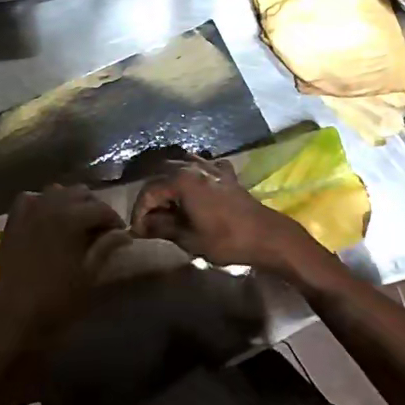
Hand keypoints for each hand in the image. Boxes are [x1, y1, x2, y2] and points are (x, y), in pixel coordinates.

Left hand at [0, 185, 124, 344]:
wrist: (12, 315)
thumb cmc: (55, 300)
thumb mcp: (88, 276)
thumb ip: (104, 249)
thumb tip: (123, 235)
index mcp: (71, 218)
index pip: (101, 209)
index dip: (115, 221)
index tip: (122, 235)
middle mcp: (50, 205)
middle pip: (80, 194)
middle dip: (94, 208)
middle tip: (102, 229)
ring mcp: (29, 211)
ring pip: (56, 192)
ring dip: (70, 202)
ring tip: (77, 223)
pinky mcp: (13, 221)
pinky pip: (31, 200)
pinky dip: (42, 204)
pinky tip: (47, 219)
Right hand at [131, 158, 323, 273]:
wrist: (266, 236)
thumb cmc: (225, 239)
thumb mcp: (188, 238)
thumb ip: (162, 227)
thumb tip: (141, 227)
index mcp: (181, 180)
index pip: (148, 191)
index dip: (139, 211)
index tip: (138, 231)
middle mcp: (193, 166)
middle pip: (161, 174)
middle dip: (152, 195)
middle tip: (149, 219)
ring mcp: (211, 167)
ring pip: (180, 164)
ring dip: (169, 181)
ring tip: (167, 203)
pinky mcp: (226, 174)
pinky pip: (203, 166)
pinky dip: (194, 173)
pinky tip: (195, 186)